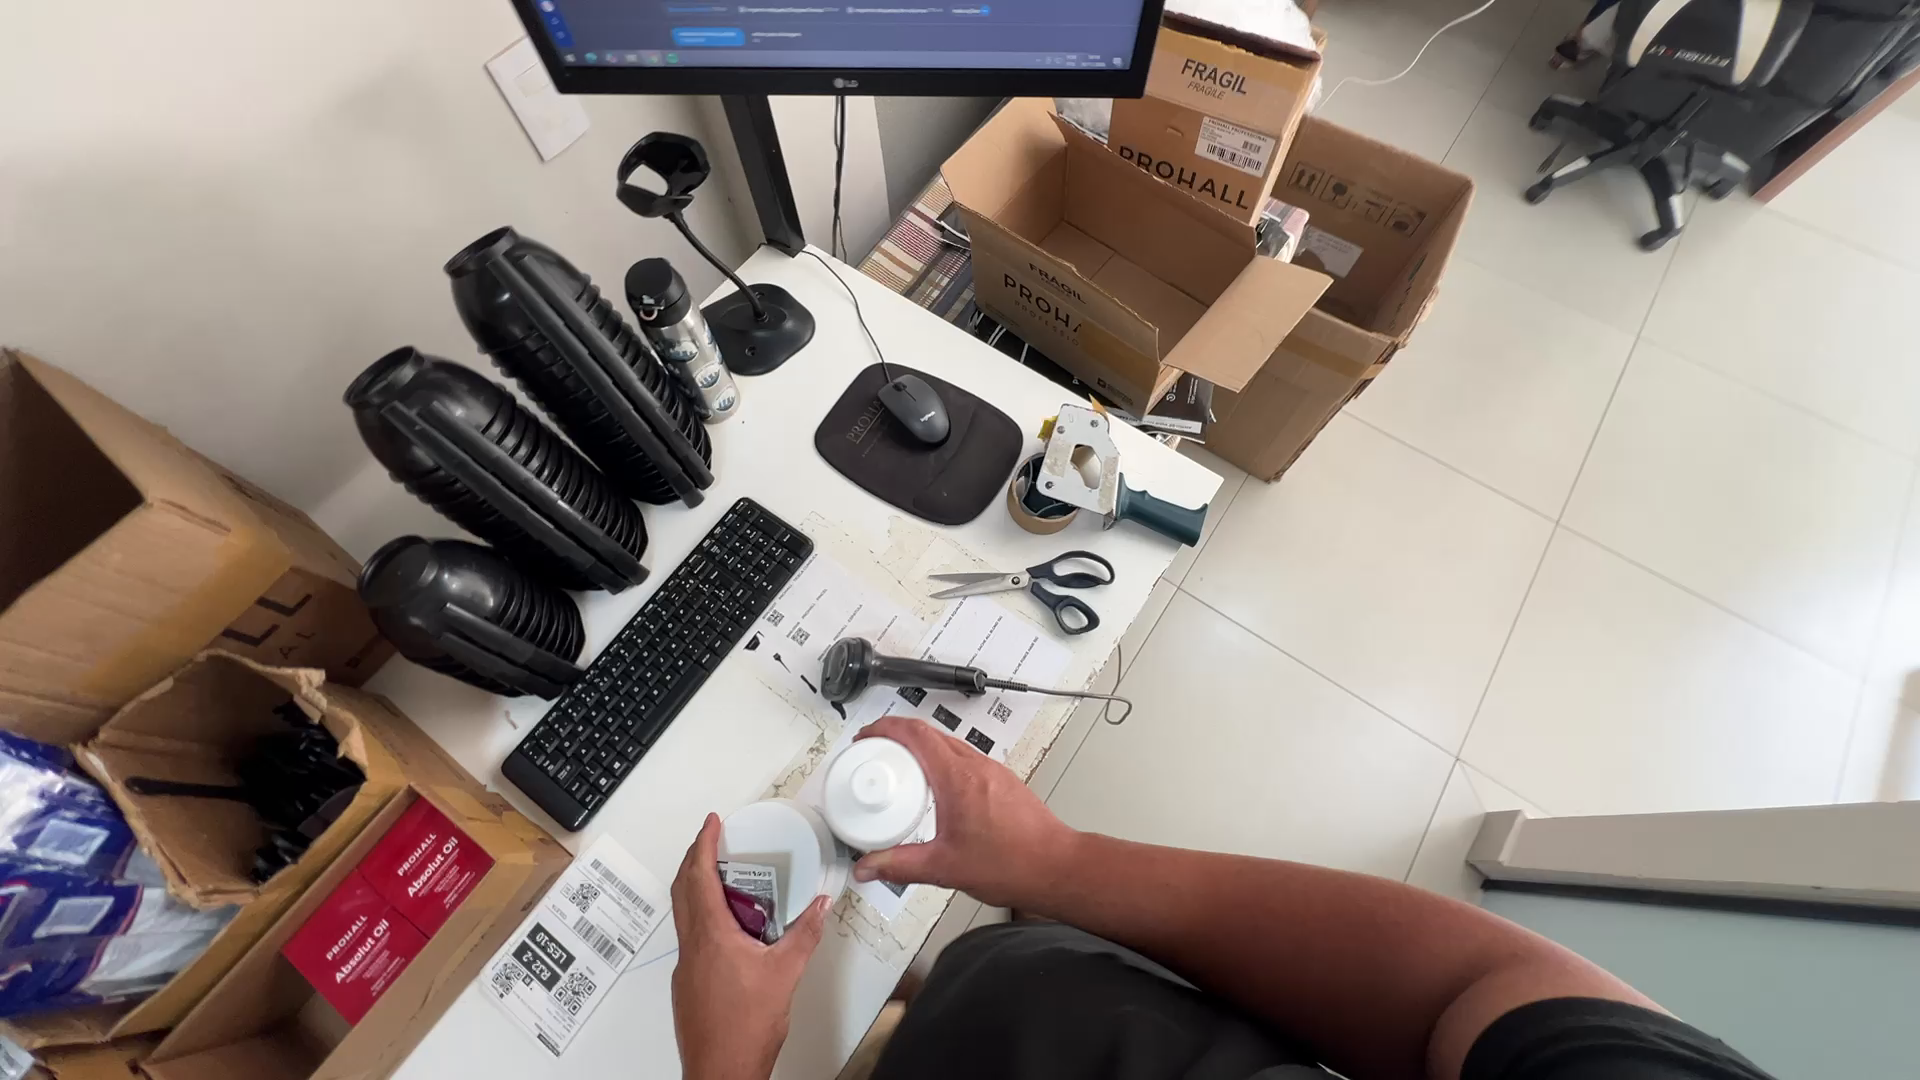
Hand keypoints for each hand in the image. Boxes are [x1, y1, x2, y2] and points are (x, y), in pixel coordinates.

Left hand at [671, 813, 829, 1079]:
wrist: (721, 1074)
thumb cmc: (747, 1028)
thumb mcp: (786, 972)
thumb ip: (805, 932)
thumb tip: (820, 904)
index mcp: (711, 936)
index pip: (699, 877)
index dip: (703, 845)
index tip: (711, 823)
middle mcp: (692, 947)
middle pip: (682, 890)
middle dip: (694, 858)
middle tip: (712, 840)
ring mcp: (685, 967)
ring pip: (684, 914)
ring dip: (698, 887)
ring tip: (725, 876)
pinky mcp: (688, 984)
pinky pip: (691, 936)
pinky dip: (704, 915)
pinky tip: (729, 927)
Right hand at [850, 715, 1079, 908]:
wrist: (1055, 867)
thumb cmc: (1012, 863)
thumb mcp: (944, 868)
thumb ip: (900, 866)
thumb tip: (868, 867)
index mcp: (958, 778)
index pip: (917, 734)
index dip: (886, 728)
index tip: (868, 736)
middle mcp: (976, 766)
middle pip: (931, 733)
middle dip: (898, 736)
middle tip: (876, 750)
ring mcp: (991, 770)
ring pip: (949, 744)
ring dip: (922, 748)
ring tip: (901, 769)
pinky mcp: (1001, 781)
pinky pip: (965, 758)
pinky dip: (942, 762)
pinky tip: (935, 789)